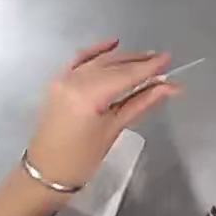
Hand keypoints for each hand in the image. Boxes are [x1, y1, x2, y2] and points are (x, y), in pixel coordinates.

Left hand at [22, 40, 177, 193]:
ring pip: (99, 61)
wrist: (46, 171)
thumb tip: (169, 88)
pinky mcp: (58, 80)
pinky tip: (113, 43)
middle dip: (138, 62)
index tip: (168, 58)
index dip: (148, 67)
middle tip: (162, 60)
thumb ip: (141, 103)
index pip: (125, 76)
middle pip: (113, 65)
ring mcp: (63, 78)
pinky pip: (79, 59)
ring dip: (123, 58)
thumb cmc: (83, 159)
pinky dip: (96, 50)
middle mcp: (74, 80)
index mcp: (88, 96)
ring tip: (146, 56)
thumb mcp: (114, 130)